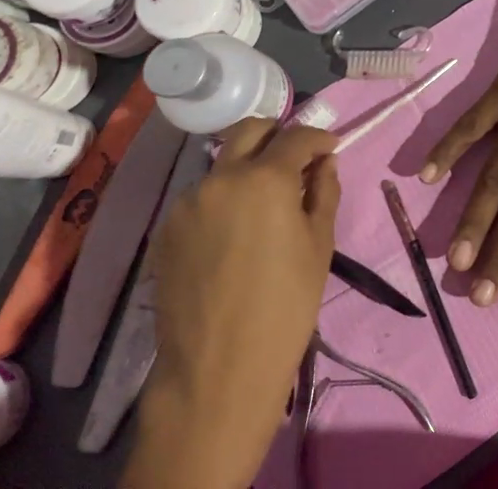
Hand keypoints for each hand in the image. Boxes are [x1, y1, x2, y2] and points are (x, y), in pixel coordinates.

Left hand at [123, 120, 339, 488]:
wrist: (218, 368)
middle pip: (249, 130)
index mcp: (265, 179)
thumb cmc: (286, 306)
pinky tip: (236, 232)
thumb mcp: (320, 245)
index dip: (319, 138)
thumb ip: (324, 192)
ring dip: (248, 169)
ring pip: (223, 164)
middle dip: (277, 135)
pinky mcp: (167, 228)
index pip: (297, 136)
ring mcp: (187, 202)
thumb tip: (323, 163)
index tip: (330, 149)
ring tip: (265, 204)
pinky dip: (224, 198)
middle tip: (296, 161)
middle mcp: (221, 178)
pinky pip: (203, 196)